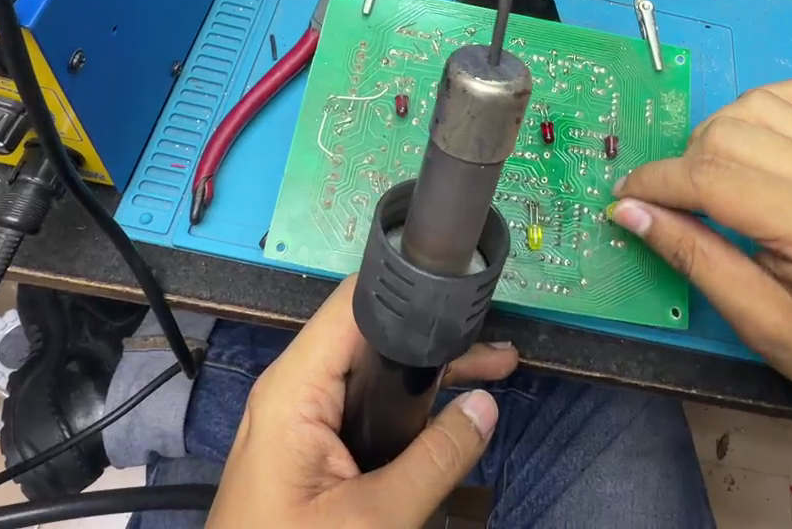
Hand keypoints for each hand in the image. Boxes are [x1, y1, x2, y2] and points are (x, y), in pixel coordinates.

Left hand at [206, 276, 518, 528]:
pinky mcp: (313, 444)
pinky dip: (410, 399)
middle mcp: (296, 387)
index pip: (353, 302)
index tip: (464, 289)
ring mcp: (304, 416)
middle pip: (369, 331)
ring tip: (495, 363)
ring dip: (429, 367)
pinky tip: (452, 407)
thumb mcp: (373, 522)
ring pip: (374, 367)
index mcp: (296, 388)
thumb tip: (487, 405)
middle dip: (432, 330)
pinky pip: (366, 402)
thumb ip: (434, 460)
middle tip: (492, 333)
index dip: (408, 287)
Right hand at [608, 80, 791, 463]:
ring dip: (714, 135)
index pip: (710, 179)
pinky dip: (756, 110)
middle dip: (680, 164)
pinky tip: (750, 147)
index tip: (623, 197)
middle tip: (671, 204)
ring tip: (710, 179)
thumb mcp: (759, 323)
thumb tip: (628, 210)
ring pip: (754, 104)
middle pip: (726, 133)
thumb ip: (691, 257)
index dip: (655, 183)